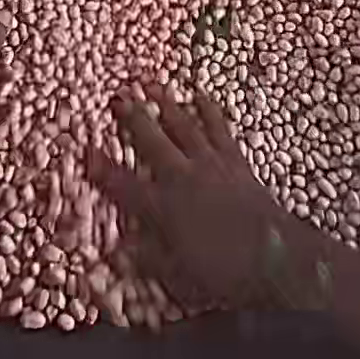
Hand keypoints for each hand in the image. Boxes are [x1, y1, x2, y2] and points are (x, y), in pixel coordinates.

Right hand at [91, 83, 292, 307]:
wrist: (274, 255)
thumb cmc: (223, 272)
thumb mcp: (178, 275)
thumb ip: (148, 257)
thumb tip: (119, 247)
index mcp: (164, 207)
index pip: (124, 186)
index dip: (102, 169)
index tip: (86, 151)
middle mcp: (182, 176)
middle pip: (151, 140)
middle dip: (133, 117)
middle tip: (119, 96)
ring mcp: (209, 162)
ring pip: (182, 125)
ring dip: (166, 103)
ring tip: (151, 83)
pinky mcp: (232, 157)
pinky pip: (218, 126)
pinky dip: (208, 109)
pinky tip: (200, 93)